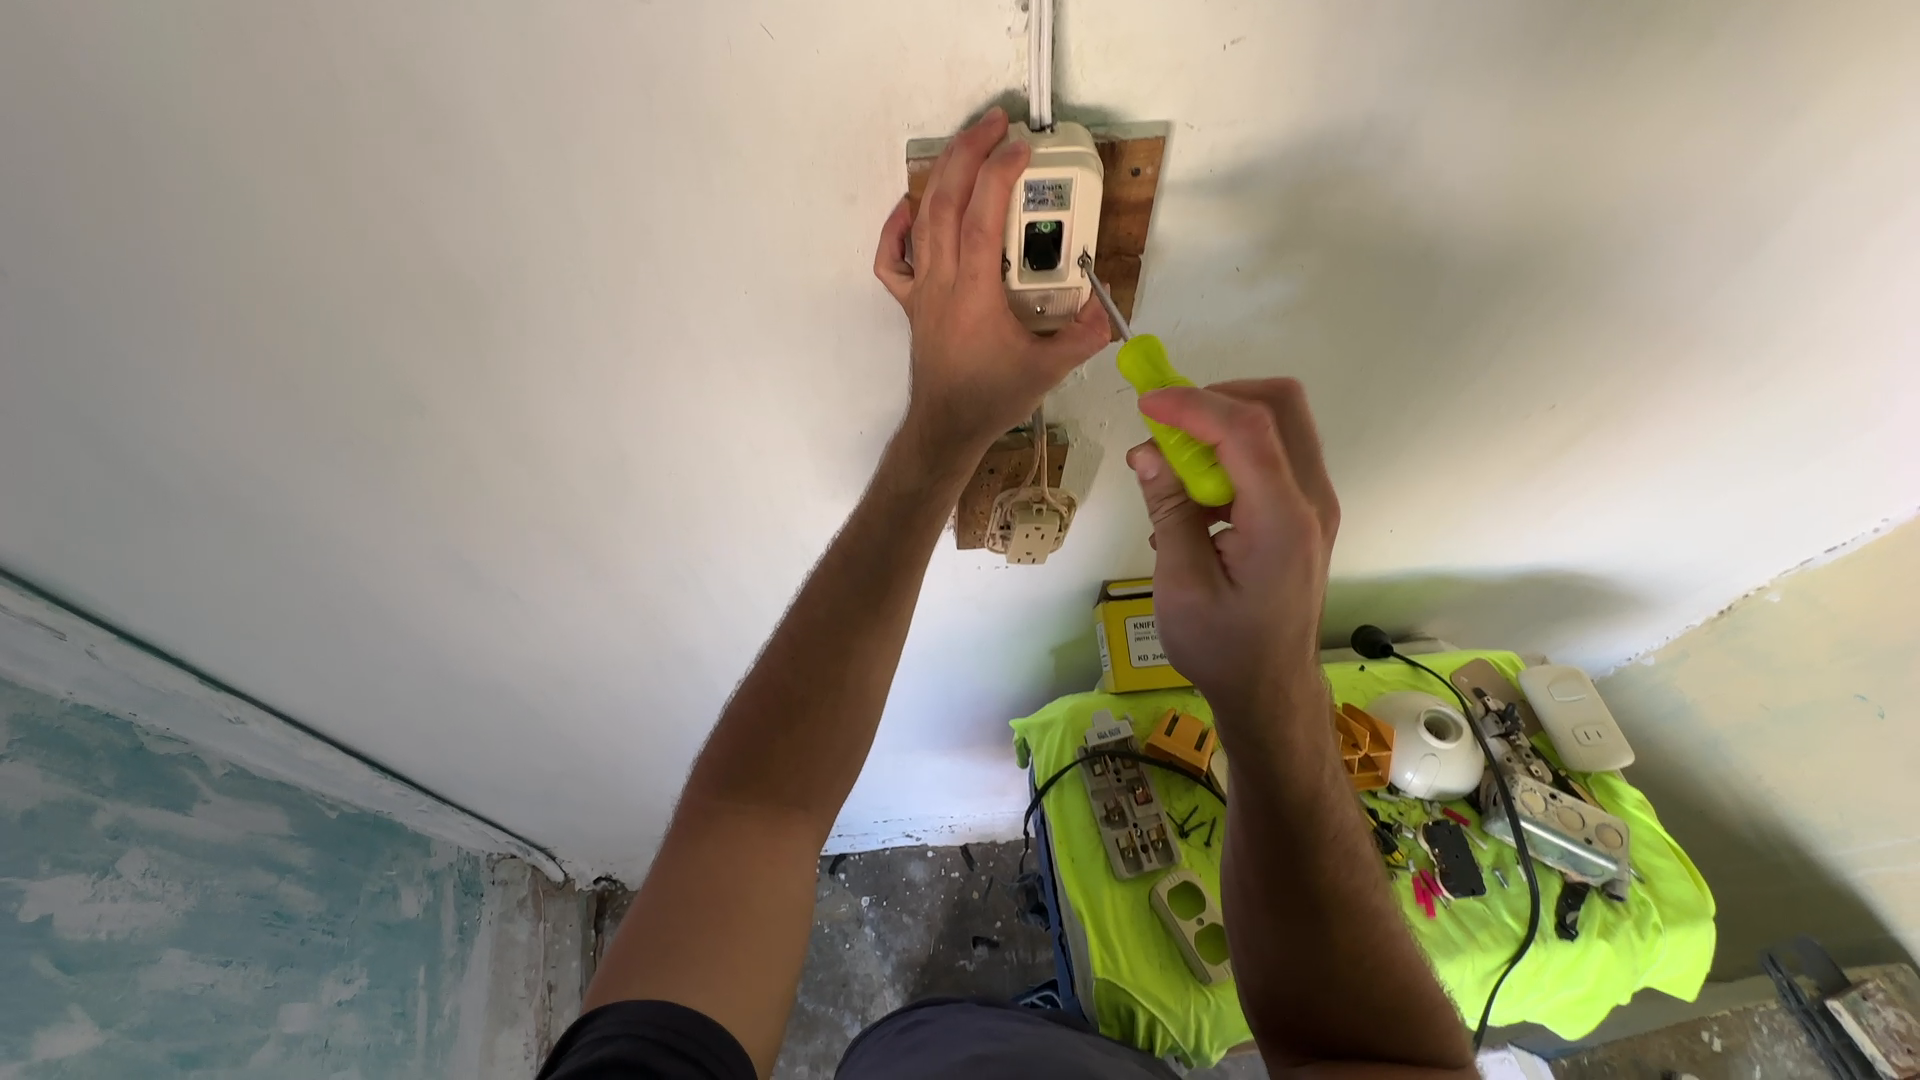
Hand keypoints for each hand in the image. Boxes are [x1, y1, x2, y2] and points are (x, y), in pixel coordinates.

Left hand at [874, 106, 1110, 457]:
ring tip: (966, 148)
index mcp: (974, 295)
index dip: (1000, 176)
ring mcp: (921, 292)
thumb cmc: (992, 399)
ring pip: (922, 222)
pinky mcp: (911, 305)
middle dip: (967, 154)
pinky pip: (892, 261)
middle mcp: (941, 284)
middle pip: (945, 205)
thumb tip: (1105, 308)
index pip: (981, 219)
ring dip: (943, 178)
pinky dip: (896, 229)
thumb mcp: (1049, 369)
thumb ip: (1084, 335)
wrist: (947, 428)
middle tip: (994, 123)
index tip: (1022, 148)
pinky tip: (911, 209)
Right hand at [1126, 380, 1340, 727]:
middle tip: (1166, 427)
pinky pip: (1271, 456)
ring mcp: (1312, 504)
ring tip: (1171, 468)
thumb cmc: (1222, 648)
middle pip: (1279, 404)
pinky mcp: (1302, 514)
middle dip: (1216, 399)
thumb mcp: (1182, 584)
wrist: (1269, 690)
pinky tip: (1194, 500)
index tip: (1145, 404)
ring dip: (1221, 426)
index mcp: (1282, 520)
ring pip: (1278, 424)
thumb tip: (1149, 452)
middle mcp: (1310, 500)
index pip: (1247, 428)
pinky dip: (1229, 454)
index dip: (1193, 404)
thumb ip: (1170, 510)